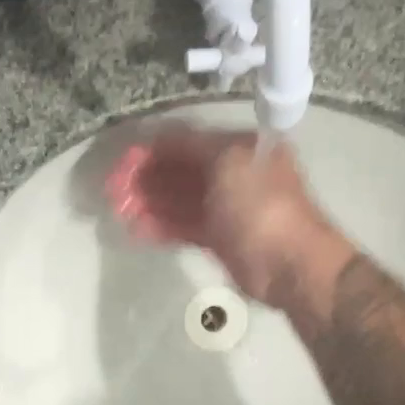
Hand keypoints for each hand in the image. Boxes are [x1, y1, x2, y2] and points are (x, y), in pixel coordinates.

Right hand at [107, 123, 339, 306]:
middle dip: (145, 177)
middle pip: (179, 171)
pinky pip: (184, 228)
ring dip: (148, 203)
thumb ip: (192, 148)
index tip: (122, 161)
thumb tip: (161, 144)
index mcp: (239, 148)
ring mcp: (225, 209)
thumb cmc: (262, 205)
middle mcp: (232, 174)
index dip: (152, 149)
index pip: (187, 141)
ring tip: (118, 210)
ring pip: (178, 201)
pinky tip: (136, 229)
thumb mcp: (228, 161)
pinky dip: (160, 227)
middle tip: (113, 190)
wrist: (290, 263)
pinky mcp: (219, 240)